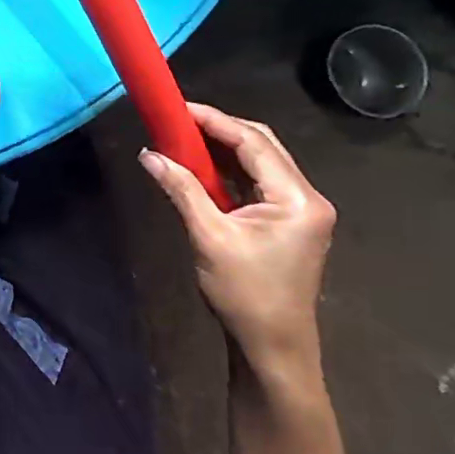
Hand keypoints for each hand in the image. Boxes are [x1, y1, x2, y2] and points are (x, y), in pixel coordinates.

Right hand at [140, 103, 336, 365]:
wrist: (272, 345)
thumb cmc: (244, 293)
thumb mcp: (208, 237)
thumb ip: (181, 189)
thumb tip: (148, 154)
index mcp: (297, 199)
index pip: (254, 143)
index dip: (215, 121)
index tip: (179, 108)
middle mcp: (306, 198)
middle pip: (262, 145)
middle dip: (220, 128)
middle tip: (178, 119)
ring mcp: (299, 209)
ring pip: (259, 160)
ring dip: (222, 146)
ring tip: (183, 136)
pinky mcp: (286, 220)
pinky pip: (256, 180)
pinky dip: (228, 167)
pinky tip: (200, 164)